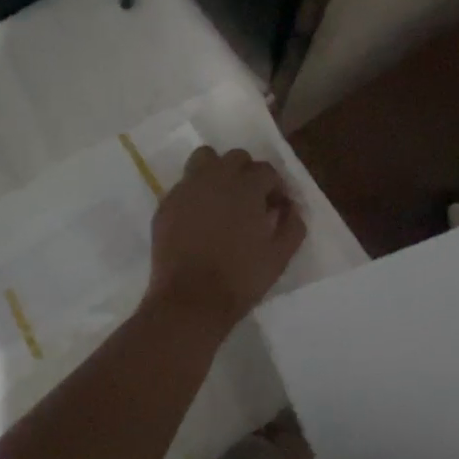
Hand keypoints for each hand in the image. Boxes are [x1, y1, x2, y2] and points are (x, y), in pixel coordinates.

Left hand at [145, 146, 306, 325]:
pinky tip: (199, 219)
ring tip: (222, 199)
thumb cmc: (240, 278)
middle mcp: (215, 178)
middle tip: (250, 201)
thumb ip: (292, 226)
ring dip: (217, 172)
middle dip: (247, 173)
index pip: (266, 171)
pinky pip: (184, 186)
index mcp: (246, 187)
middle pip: (235, 158)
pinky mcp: (166, 204)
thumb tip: (290, 208)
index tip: (276, 208)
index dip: (275, 188)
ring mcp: (186, 188)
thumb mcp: (279, 256)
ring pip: (204, 160)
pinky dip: (195, 194)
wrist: (190, 300)